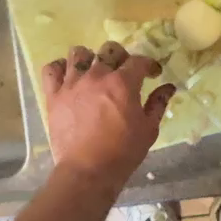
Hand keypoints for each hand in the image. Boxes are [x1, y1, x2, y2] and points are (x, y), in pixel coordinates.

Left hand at [42, 42, 173, 189]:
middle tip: (123, 71)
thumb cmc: (123, 153)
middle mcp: (96, 76)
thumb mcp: (148, 129)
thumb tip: (168, 87)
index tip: (152, 73)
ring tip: (93, 71)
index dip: (149, 64)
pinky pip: (52, 70)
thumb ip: (158, 104)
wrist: (88, 171)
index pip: (139, 60)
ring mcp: (72, 84)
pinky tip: (67, 75)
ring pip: (78, 54)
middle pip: (109, 50)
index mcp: (123, 83)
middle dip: (121, 56)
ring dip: (89, 58)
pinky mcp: (54, 96)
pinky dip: (60, 68)